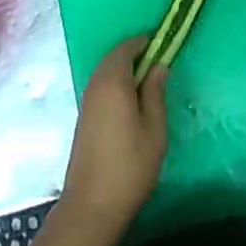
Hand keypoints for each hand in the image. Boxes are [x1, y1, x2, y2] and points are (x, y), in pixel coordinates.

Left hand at [61, 36, 168, 229]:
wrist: (92, 203)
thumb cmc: (130, 165)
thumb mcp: (154, 130)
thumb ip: (155, 93)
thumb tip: (159, 66)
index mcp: (113, 81)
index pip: (126, 48)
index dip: (143, 42)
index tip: (161, 44)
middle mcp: (95, 83)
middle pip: (114, 57)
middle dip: (134, 53)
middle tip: (157, 61)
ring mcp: (86, 99)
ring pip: (105, 71)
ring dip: (124, 69)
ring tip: (148, 81)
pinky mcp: (84, 115)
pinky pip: (101, 85)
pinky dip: (116, 82)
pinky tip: (130, 100)